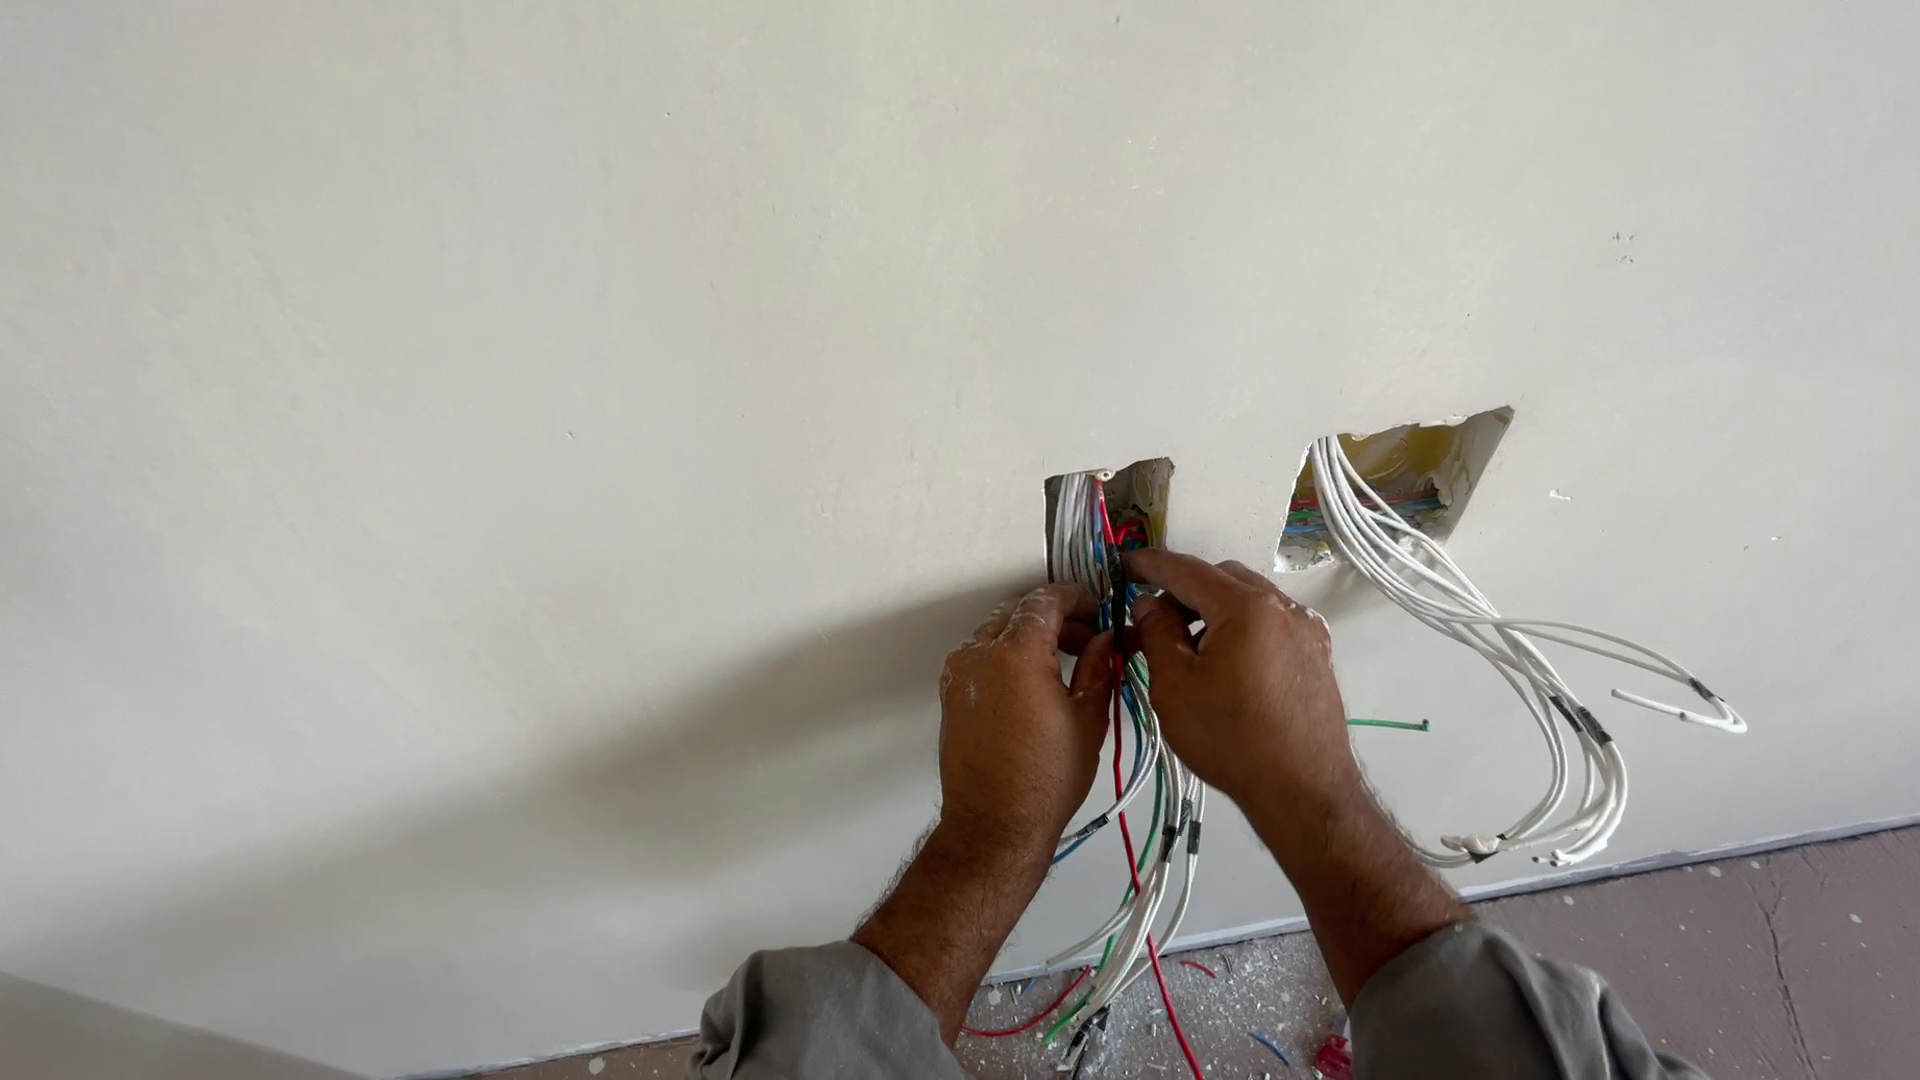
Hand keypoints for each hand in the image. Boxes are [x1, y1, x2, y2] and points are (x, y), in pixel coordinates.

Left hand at [935, 583, 1115, 867]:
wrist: (995, 823)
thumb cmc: (1047, 777)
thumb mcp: (1089, 718)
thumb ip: (1098, 667)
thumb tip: (1105, 640)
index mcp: (1017, 651)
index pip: (1045, 600)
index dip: (1075, 597)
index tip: (1095, 606)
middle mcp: (980, 652)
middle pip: (1018, 612)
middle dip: (1054, 617)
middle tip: (1086, 638)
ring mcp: (960, 672)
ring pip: (997, 631)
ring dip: (1029, 635)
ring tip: (1063, 662)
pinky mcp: (950, 692)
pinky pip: (980, 655)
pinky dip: (1006, 654)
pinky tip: (1033, 680)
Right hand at [1122, 550, 1466, 1003]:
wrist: (1304, 793)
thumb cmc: (1230, 738)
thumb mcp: (1175, 685)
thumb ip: (1156, 632)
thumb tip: (1148, 603)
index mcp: (1246, 606)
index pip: (1187, 570)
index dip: (1151, 564)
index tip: (1125, 563)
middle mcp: (1283, 606)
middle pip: (1222, 577)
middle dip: (1183, 588)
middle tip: (1151, 615)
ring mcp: (1306, 629)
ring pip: (1249, 597)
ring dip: (1213, 606)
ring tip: (1185, 641)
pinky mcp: (1316, 654)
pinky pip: (1270, 621)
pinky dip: (1240, 624)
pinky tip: (1223, 657)